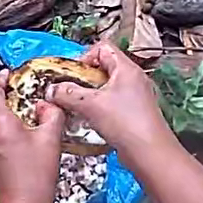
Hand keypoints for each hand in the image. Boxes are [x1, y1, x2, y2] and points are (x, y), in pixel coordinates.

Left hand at [0, 72, 62, 202]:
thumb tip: (46, 103)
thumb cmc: (34, 179)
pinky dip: (2, 120)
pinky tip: (21, 129)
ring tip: (25, 112)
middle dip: (2, 90)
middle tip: (23, 93)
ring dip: (3, 105)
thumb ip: (51, 113)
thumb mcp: (51, 139)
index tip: (14, 80)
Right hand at [45, 40, 175, 161]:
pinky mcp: (135, 113)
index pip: (103, 48)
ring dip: (90, 95)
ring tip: (78, 107)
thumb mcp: (90, 105)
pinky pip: (112, 103)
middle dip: (84, 79)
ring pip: (107, 87)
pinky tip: (90, 120)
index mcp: (127, 69)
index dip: (85, 57)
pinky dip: (99, 108)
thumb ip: (68, 94)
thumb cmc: (126, 124)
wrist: (150, 154)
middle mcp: (134, 79)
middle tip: (71, 91)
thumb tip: (52, 90)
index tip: (73, 74)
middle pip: (103, 68)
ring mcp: (136, 96)